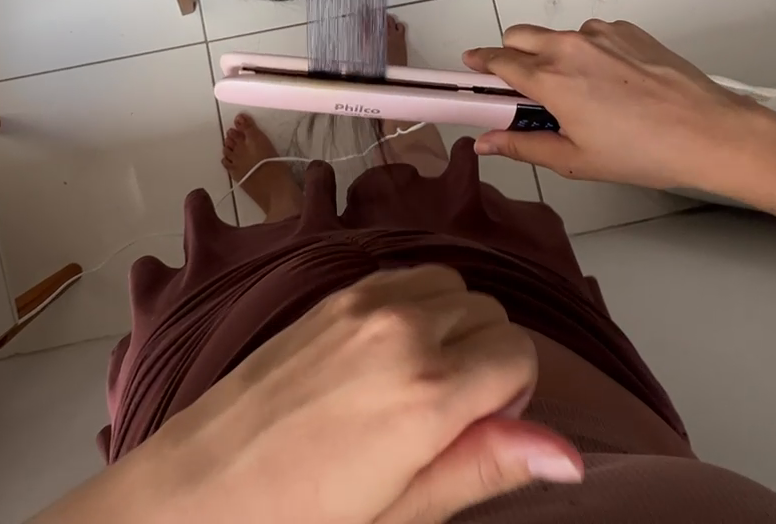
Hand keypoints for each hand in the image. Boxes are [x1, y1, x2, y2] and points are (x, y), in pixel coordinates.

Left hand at [45, 267, 581, 523]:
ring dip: (455, 322)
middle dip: (488, 356)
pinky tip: (387, 350)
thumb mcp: (404, 509)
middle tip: (449, 411)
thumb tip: (571, 454)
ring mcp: (361, 302)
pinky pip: (404, 275)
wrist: (203, 483)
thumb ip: (487, 464)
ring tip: (419, 378)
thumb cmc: (302, 514)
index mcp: (426, 391)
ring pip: (451, 283)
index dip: (515, 393)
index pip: (519, 351)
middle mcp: (400, 328)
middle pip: (489, 311)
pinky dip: (417, 301)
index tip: (483, 425)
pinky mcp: (332, 293)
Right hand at [464, 20, 775, 191]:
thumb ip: (523, 146)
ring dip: (555, 53)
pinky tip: (612, 81)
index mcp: (550, 79)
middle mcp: (570, 47)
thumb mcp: (576, 159)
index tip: (472, 69)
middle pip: (519, 34)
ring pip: (557, 34)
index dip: (479, 64)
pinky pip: (593, 33)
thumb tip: (485, 143)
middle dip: (512, 53)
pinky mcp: (627, 30)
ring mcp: (600, 33)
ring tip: (580, 90)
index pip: (497, 60)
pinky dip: (590, 50)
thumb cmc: (644, 152)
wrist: (710, 132)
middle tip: (524, 86)